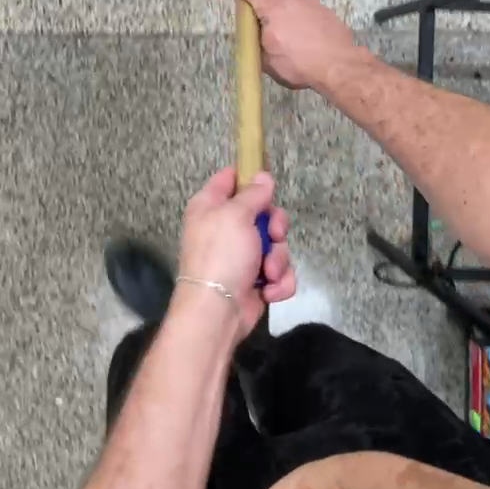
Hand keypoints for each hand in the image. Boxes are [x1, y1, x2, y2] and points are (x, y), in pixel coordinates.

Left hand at [177, 168, 296, 338]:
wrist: (217, 312)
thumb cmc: (221, 255)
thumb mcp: (236, 215)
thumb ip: (253, 194)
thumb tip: (263, 176)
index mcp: (211, 207)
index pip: (230, 178)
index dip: (250, 177)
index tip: (269, 182)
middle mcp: (225, 228)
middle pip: (263, 213)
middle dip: (275, 227)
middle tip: (275, 235)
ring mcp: (241, 256)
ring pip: (275, 244)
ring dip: (278, 259)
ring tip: (268, 273)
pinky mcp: (255, 281)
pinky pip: (278, 272)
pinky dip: (278, 282)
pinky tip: (270, 290)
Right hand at [214, 0, 363, 90]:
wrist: (340, 66)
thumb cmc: (300, 65)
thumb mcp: (268, 60)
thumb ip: (259, 43)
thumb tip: (260, 37)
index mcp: (271, 7)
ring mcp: (308, 2)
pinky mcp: (321, 12)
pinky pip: (300, 5)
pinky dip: (291, 9)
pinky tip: (292, 24)